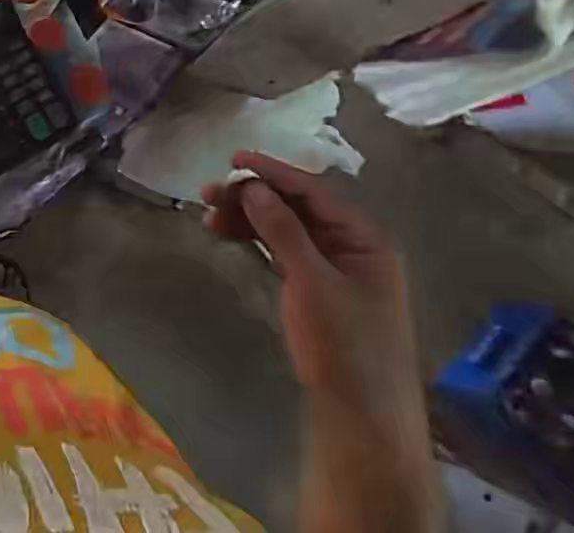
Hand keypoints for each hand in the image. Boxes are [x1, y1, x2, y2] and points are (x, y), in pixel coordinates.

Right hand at [201, 152, 419, 413]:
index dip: (273, 172)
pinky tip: (226, 233)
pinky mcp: (312, 281)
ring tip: (208, 216)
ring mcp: (330, 263)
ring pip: (282, 224)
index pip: (313, 191)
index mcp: (364, 236)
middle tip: (210, 194)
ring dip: (247, 216)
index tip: (234, 159)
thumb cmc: (346, 344)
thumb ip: (283, 230)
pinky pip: (279, 245)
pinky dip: (253, 237)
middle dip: (252, 196)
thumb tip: (252, 185)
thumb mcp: (313, 283)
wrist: (361, 414)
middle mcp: (348, 242)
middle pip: (294, 205)